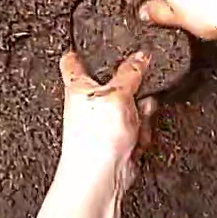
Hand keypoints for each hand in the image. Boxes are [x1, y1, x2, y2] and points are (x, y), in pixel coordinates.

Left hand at [55, 51, 156, 196]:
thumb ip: (131, 72)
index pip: (73, 61)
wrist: (100, 175)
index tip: (80, 41)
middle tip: (137, 89)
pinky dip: (143, 132)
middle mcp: (89, 104)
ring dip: (141, 114)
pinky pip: (140, 127)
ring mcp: (106, 123)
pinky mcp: (121, 140)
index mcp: (78, 87)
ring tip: (135, 124)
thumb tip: (141, 56)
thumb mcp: (117, 94)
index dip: (78, 50)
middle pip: (116, 83)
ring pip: (133, 106)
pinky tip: (137, 138)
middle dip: (132, 88)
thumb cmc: (94, 137)